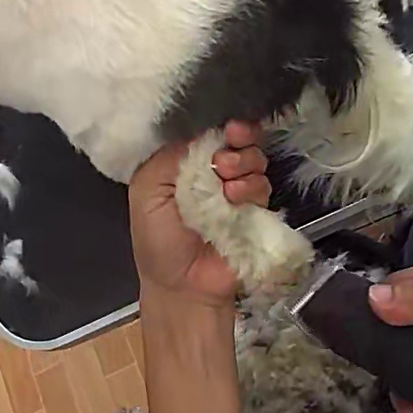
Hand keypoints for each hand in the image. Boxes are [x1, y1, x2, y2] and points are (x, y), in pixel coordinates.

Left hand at [128, 122, 270, 307]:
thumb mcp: (147, 191)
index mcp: (185, 164)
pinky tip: (238, 200)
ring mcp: (237, 193)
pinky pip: (265, 186)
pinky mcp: (256, 212)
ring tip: (228, 185)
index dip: (219, 124)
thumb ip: (170, 157)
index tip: (225, 127)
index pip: (207, 131)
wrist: (184, 287)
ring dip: (245, 164)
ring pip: (255, 160)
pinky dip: (255, 186)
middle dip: (238, 141)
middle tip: (224, 162)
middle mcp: (213, 174)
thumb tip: (203, 132)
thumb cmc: (158, 242)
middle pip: (238, 140)